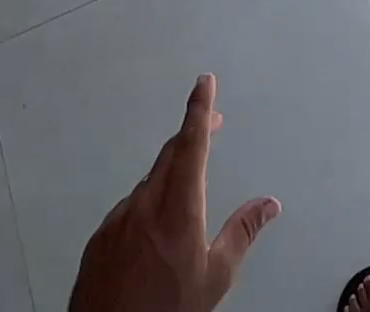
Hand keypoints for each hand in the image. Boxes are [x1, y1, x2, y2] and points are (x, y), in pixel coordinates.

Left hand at [70, 74, 280, 311]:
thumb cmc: (167, 310)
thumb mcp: (215, 277)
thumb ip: (242, 232)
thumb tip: (270, 203)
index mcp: (178, 207)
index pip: (191, 144)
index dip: (199, 109)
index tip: (204, 81)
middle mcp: (145, 204)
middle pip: (170, 154)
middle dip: (192, 133)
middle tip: (212, 123)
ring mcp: (117, 220)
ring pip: (149, 182)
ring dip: (170, 174)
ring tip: (187, 195)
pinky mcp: (99, 239)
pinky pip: (129, 208)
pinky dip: (147, 203)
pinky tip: (154, 231)